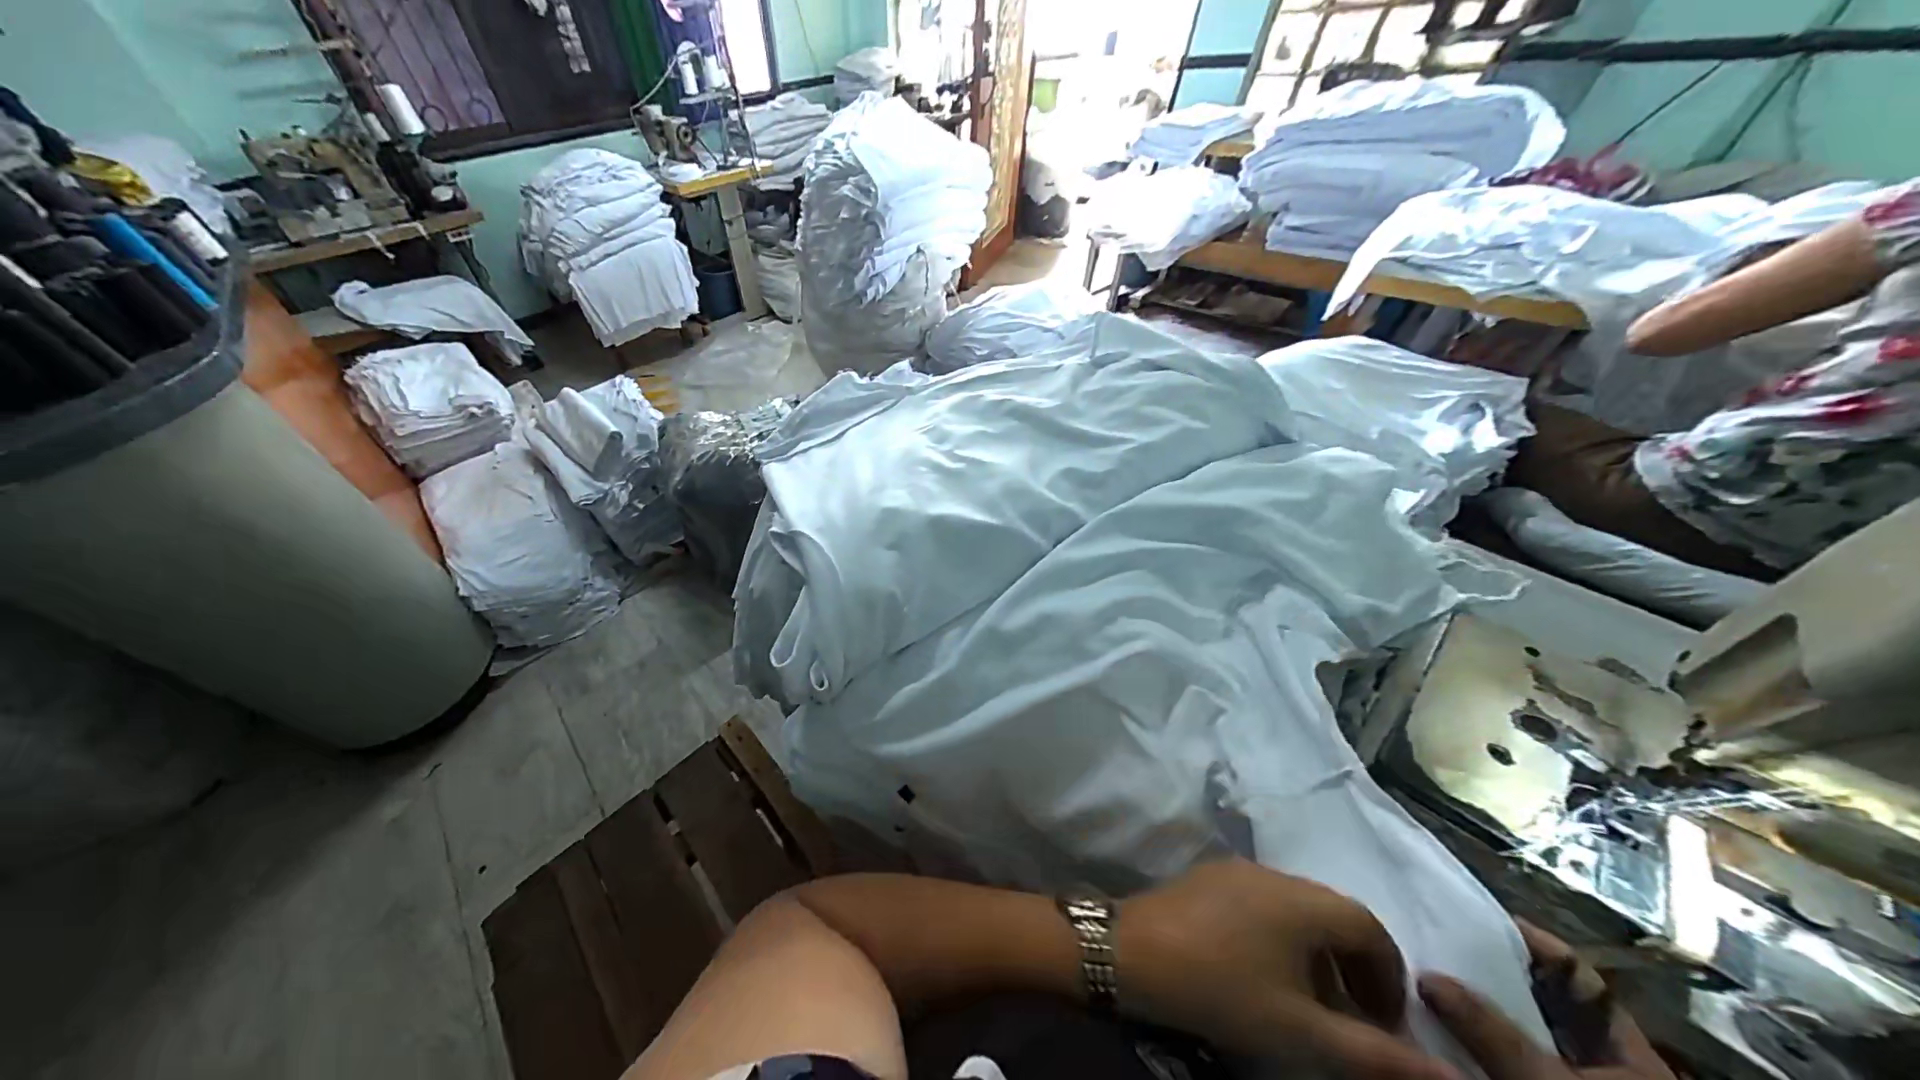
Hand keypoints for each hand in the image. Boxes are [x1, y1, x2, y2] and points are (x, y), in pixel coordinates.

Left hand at [1115, 858, 1454, 1079]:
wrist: (1127, 952)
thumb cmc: (1221, 989)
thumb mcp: (1301, 1030)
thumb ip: (1377, 1055)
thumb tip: (1450, 1076)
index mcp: (1304, 900)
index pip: (1371, 929)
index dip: (1389, 979)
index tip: (1387, 1027)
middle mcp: (1273, 874)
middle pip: (1333, 915)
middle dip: (1354, 968)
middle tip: (1354, 1021)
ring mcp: (1234, 870)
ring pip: (1295, 910)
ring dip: (1314, 955)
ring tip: (1308, 1005)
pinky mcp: (1205, 879)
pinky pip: (1261, 905)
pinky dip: (1279, 938)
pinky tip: (1260, 975)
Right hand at [1419, 922, 1675, 1079]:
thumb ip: (1492, 1032)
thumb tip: (1428, 975)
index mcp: (1627, 1051)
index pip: (1576, 974)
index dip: (1529, 941)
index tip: (1474, 916)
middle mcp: (1600, 1064)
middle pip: (1539, 1003)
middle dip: (1488, 976)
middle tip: (1433, 949)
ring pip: (1517, 1036)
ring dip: (1474, 1015)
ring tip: (1423, 986)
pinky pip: (1501, 1064)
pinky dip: (1473, 1049)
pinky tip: (1435, 1038)